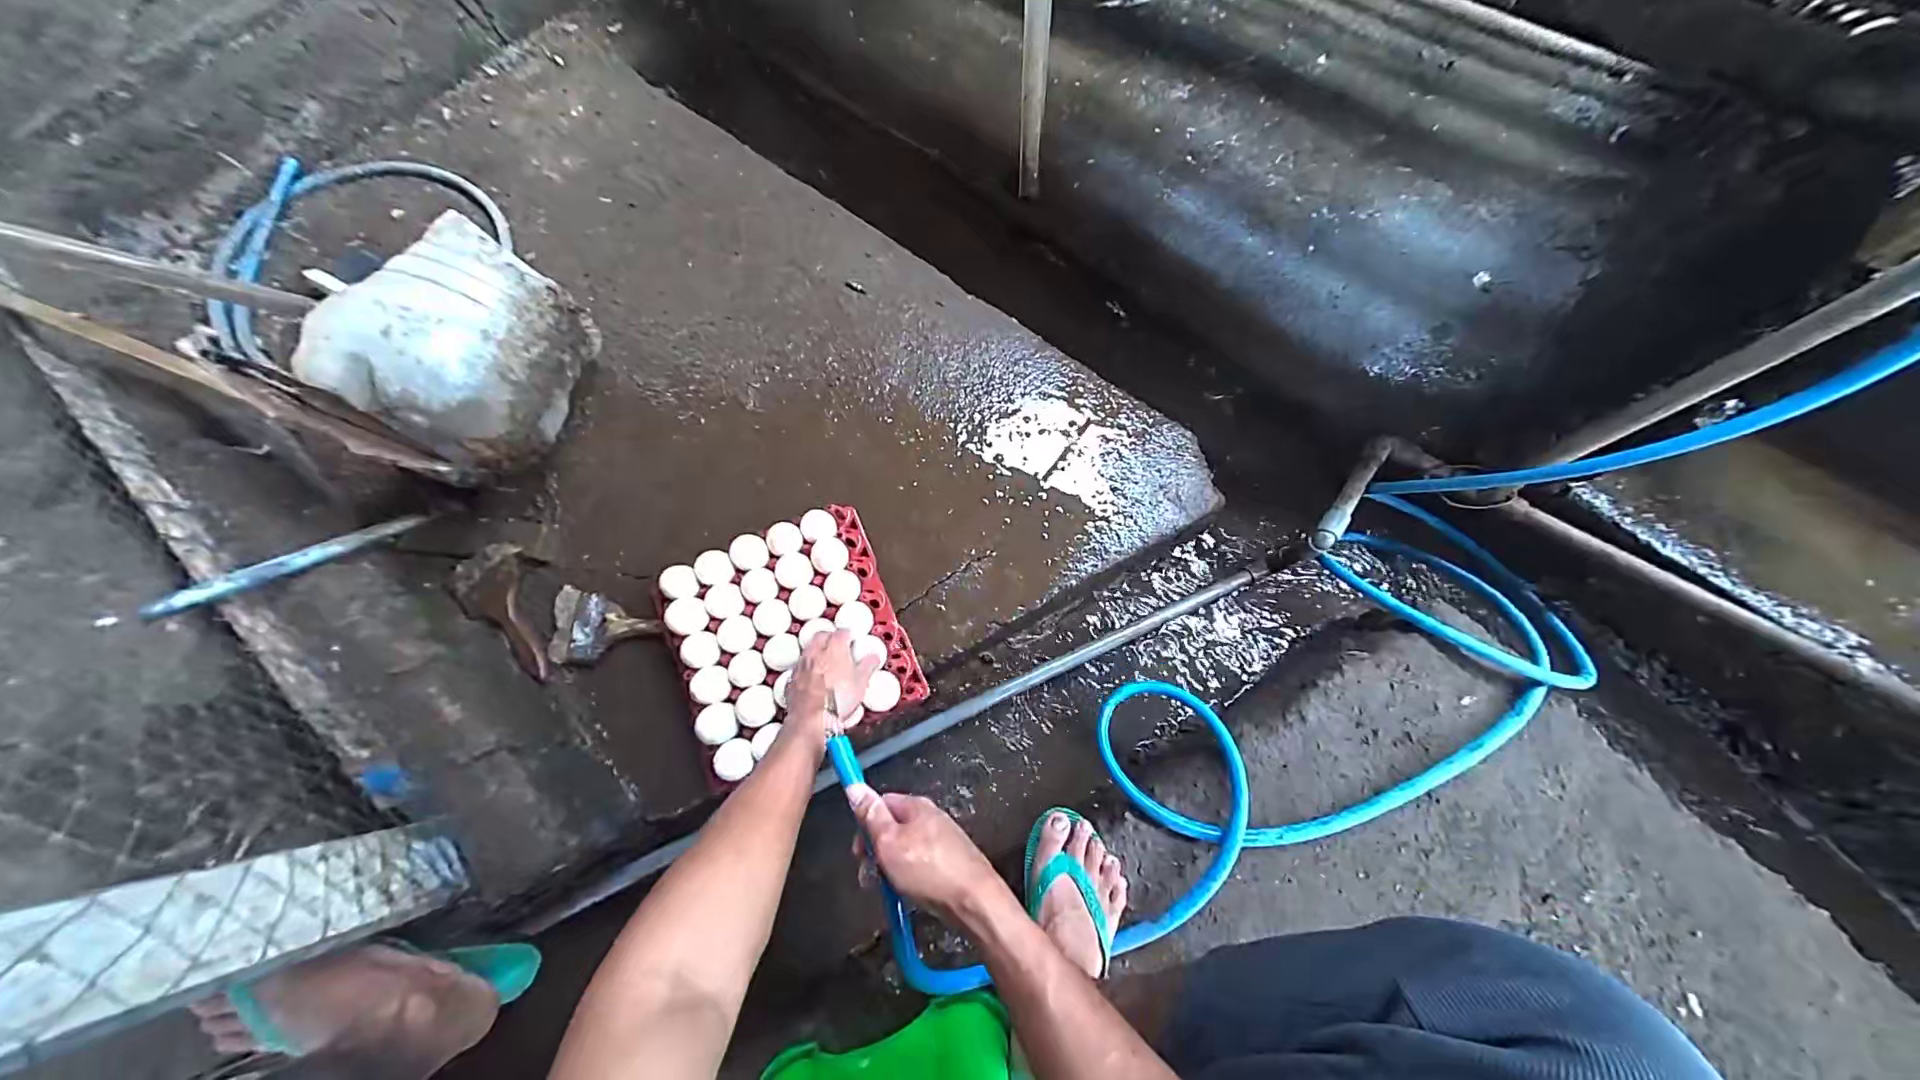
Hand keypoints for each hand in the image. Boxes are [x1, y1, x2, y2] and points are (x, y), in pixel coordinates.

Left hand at [785, 630, 882, 742]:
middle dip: (830, 638)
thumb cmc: (836, 700)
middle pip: (821, 636)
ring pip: (808, 650)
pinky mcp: (792, 680)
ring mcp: (801, 666)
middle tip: (838, 645)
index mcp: (834, 648)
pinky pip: (800, 667)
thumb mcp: (861, 683)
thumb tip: (873, 659)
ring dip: (817, 652)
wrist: (811, 720)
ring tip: (826, 661)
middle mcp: (815, 652)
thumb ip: (867, 666)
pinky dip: (807, 668)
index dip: (848, 635)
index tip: (852, 639)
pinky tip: (813, 678)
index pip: (842, 632)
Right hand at [845, 784, 1004, 919]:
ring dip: (890, 870)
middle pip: (892, 828)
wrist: (973, 901)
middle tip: (870, 874)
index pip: (881, 803)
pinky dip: (908, 879)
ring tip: (889, 889)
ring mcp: (941, 842)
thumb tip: (855, 788)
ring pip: (904, 851)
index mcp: (916, 807)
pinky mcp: (947, 864)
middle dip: (876, 852)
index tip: (857, 848)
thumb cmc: (932, 872)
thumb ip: (870, 816)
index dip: (864, 825)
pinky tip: (907, 895)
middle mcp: (930, 819)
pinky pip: (919, 867)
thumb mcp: (888, 842)